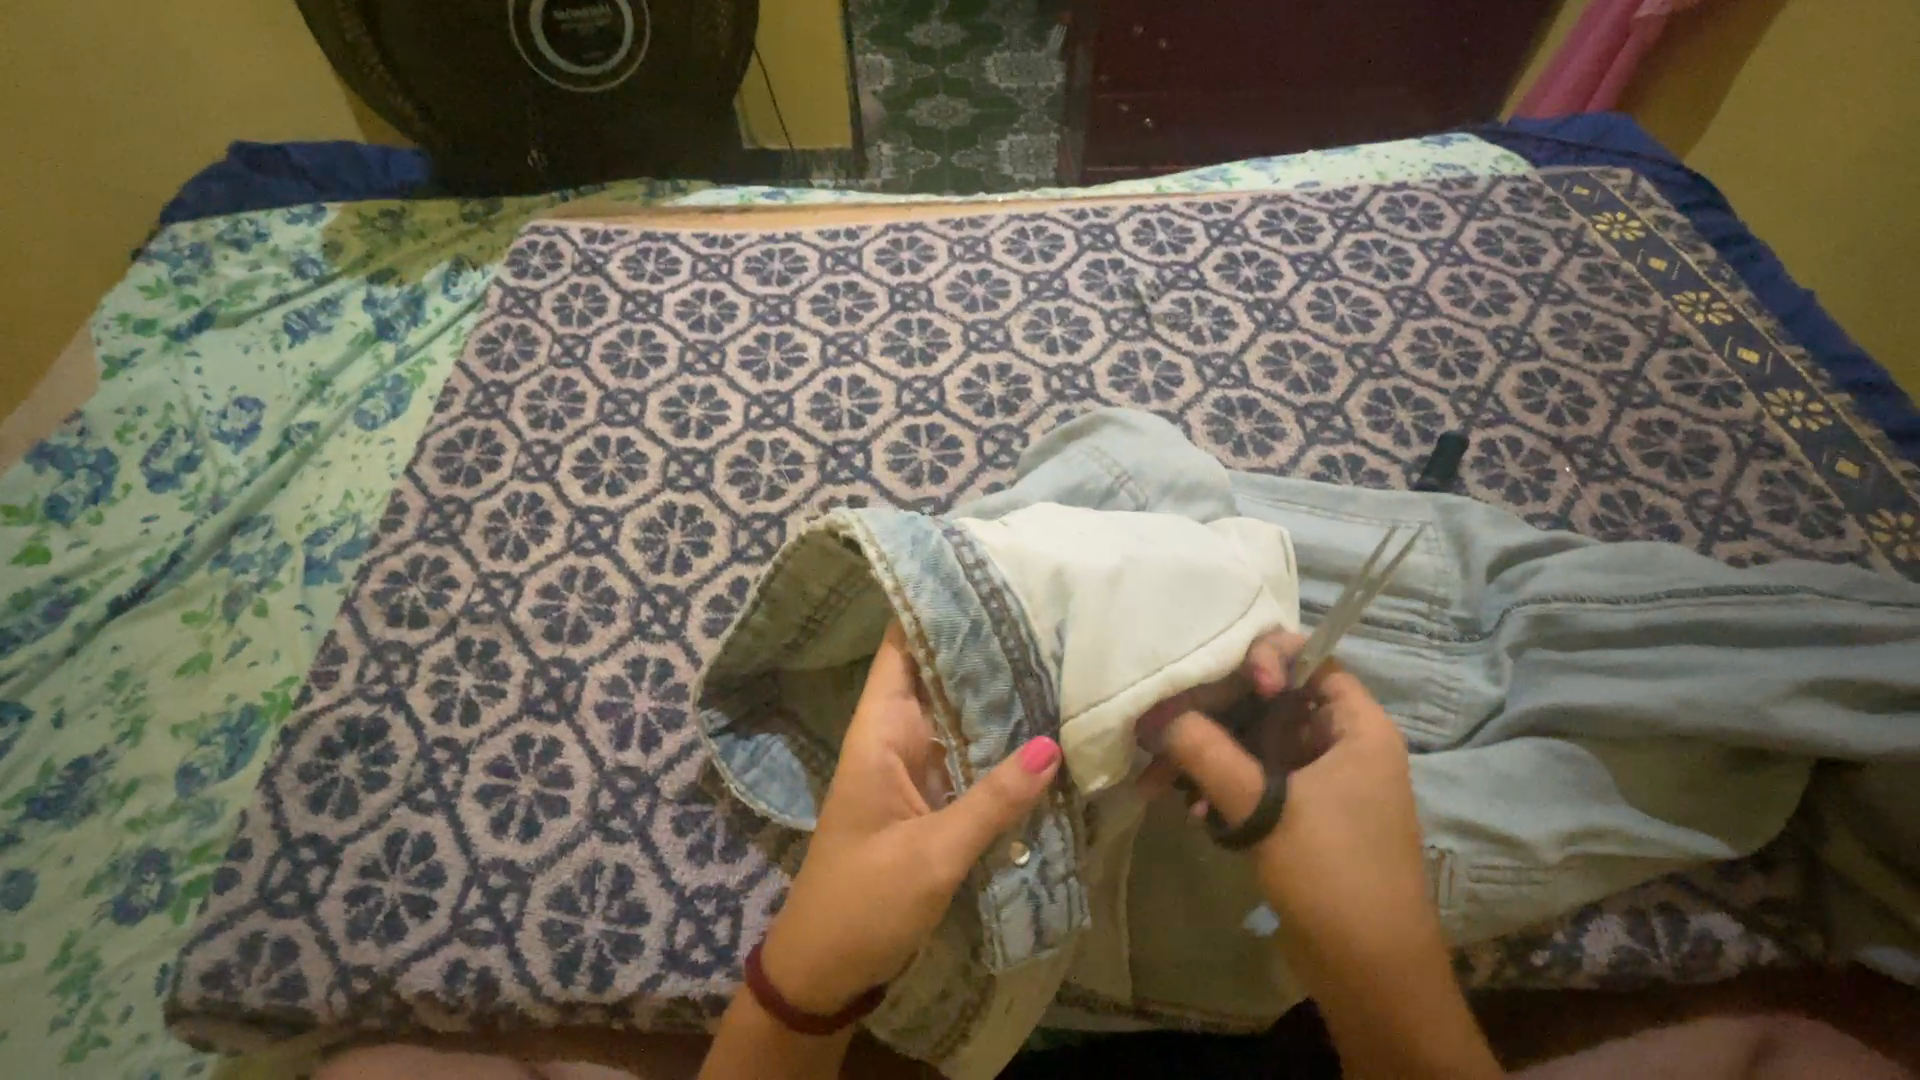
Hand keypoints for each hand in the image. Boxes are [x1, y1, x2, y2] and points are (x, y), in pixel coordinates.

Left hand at [758, 622, 1062, 1014]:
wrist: (827, 969)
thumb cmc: (863, 903)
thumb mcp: (932, 853)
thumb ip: (993, 800)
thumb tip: (1054, 744)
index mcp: (880, 731)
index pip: (901, 647)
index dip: (933, 606)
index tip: (983, 574)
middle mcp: (898, 736)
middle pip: (940, 674)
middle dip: (983, 645)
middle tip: (1046, 608)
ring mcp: (919, 767)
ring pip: (960, 713)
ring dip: (997, 691)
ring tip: (1057, 649)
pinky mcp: (935, 798)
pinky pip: (971, 753)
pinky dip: (1001, 738)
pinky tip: (1045, 721)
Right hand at [1134, 632, 1430, 967]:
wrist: (1370, 975)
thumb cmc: (1333, 876)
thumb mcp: (1266, 808)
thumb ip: (1208, 752)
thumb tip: (1160, 716)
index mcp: (1357, 729)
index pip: (1312, 661)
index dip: (1268, 660)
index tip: (1233, 687)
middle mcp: (1341, 745)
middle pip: (1271, 701)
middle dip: (1214, 716)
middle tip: (1162, 730)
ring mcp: (1321, 781)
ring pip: (1255, 742)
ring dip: (1208, 755)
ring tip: (1160, 781)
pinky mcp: (1301, 814)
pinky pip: (1255, 778)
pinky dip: (1223, 786)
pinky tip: (1193, 812)